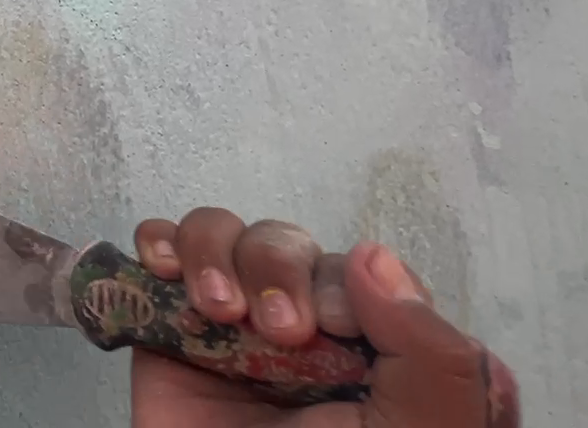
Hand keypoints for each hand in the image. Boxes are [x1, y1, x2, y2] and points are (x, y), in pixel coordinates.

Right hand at [128, 208, 518, 426]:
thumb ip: (431, 360)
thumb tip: (373, 255)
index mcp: (373, 353)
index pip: (360, 271)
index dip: (338, 282)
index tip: (329, 330)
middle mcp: (302, 322)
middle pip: (284, 241)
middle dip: (271, 269)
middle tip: (271, 332)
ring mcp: (229, 312)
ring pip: (219, 228)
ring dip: (209, 252)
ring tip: (212, 309)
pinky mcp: (166, 310)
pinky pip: (157, 240)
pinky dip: (156, 239)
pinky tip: (160, 269)